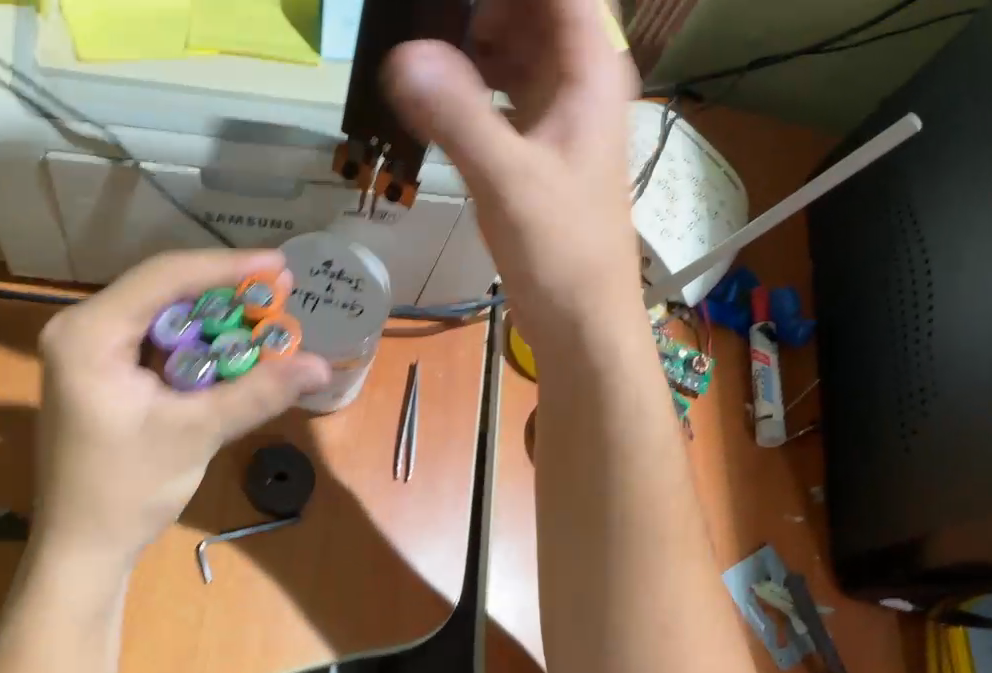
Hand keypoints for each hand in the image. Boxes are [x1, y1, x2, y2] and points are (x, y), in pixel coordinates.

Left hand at [31, 250, 331, 568]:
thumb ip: (258, 393)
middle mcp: (81, 331)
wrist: (83, 548)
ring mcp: (86, 355)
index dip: (227, 268)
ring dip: (213, 327)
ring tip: (265, 327)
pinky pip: (154, 349)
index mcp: (89, 333)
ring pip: (162, 322)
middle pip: (163, 294)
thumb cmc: (128, 490)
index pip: (165, 277)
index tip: (280, 267)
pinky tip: (232, 359)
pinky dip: (194, 353)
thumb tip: (322, 366)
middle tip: (280, 298)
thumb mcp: (196, 434)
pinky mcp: (99, 379)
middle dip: (224, 298)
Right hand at [384, 0, 643, 353]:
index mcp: (590, 70)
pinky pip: (503, 91)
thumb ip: (456, 116)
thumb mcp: (507, 180)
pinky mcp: (536, 147)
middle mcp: (579, 80)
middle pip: (534, 10)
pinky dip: (471, 82)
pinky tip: (433, 89)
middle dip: (483, 7)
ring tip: (420, 42)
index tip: (452, 2)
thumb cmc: (560, 251)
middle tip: (423, 18)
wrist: (581, 320)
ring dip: (472, 37)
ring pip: (517, 48)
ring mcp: (558, 114)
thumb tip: (401, 56)